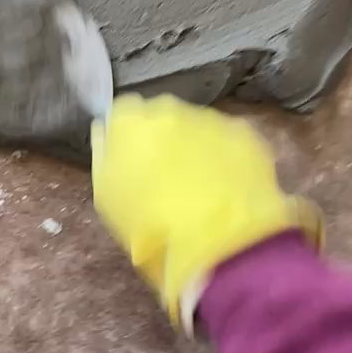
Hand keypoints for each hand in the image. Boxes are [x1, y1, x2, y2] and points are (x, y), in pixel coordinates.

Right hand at [91, 94, 322, 332]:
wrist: (222, 245)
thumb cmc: (152, 228)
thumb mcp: (108, 198)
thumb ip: (105, 158)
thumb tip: (108, 136)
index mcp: (127, 120)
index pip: (122, 113)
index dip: (127, 138)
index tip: (132, 162)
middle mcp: (168, 107)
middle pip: (160, 116)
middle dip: (162, 139)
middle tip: (165, 176)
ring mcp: (210, 119)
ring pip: (196, 127)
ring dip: (195, 147)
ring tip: (202, 186)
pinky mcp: (246, 135)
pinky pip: (228, 140)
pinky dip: (225, 157)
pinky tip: (227, 187)